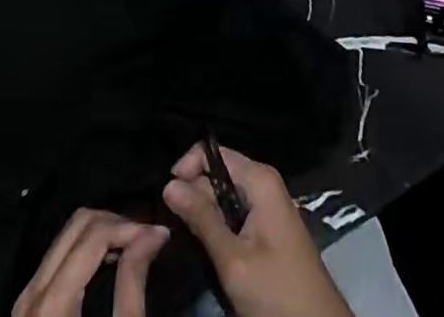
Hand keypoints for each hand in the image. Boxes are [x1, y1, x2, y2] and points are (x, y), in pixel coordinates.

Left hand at [13, 208, 168, 316]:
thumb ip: (133, 283)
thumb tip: (153, 232)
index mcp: (52, 302)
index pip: (93, 234)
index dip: (130, 227)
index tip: (161, 237)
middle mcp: (32, 292)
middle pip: (77, 225)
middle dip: (117, 224)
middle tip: (147, 240)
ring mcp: (25, 299)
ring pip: (66, 236)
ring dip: (103, 234)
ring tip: (133, 249)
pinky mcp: (28, 306)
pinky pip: (59, 257)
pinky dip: (88, 250)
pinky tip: (110, 263)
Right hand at [162, 144, 353, 316]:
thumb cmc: (277, 291)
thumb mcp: (233, 259)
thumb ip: (202, 219)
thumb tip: (168, 184)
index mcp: (260, 179)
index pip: (214, 152)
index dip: (187, 168)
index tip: (166, 197)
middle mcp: (264, 184)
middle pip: (217, 173)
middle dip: (191, 192)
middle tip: (168, 223)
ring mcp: (266, 206)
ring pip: (223, 195)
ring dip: (201, 211)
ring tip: (180, 233)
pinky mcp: (265, 227)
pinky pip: (233, 212)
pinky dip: (215, 224)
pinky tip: (202, 243)